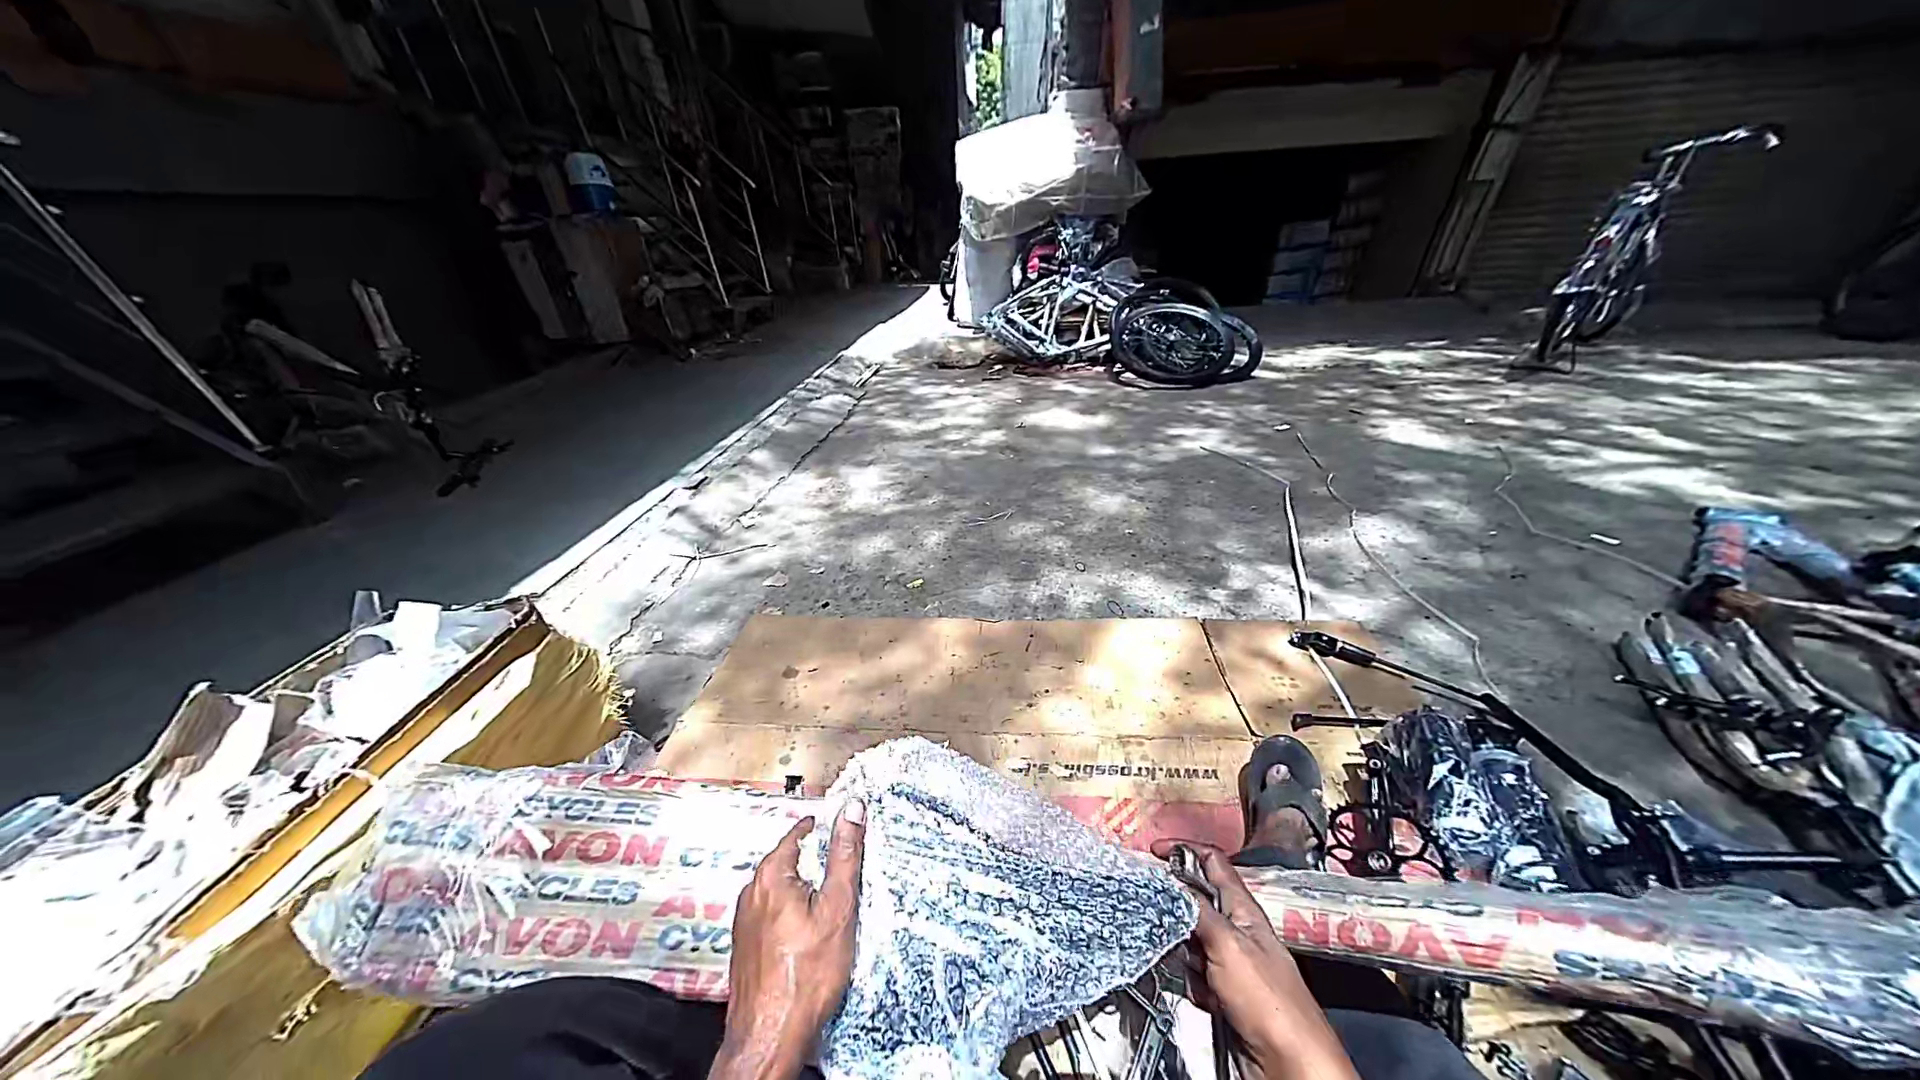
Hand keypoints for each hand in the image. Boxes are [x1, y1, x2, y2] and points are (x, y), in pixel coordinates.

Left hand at [710, 802, 865, 1079]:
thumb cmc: (805, 977)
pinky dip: (797, 914)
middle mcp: (752, 891)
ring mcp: (746, 919)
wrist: (771, 1037)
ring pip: (786, 888)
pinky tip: (813, 937)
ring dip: (809, 892)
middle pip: (794, 860)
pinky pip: (777, 912)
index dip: (829, 831)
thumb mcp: (837, 907)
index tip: (850, 836)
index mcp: (770, 875)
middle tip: (848, 881)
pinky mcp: (748, 942)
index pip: (803, 831)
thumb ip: (844, 855)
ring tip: (834, 912)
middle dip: (821, 865)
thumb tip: (852, 810)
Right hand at [1149, 839, 1359, 1079]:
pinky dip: (1190, 982)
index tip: (1154, 851)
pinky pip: (1191, 974)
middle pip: (1194, 902)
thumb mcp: (1227, 943)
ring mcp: (1229, 963)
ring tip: (1196, 970)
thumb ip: (1195, 908)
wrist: (1289, 1067)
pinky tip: (1203, 995)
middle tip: (1168, 922)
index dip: (1183, 851)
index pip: (1211, 862)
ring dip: (1182, 952)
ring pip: (1188, 940)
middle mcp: (1236, 931)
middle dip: (1176, 910)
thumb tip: (1168, 878)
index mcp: (1243, 909)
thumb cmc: (1272, 1005)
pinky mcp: (1222, 993)